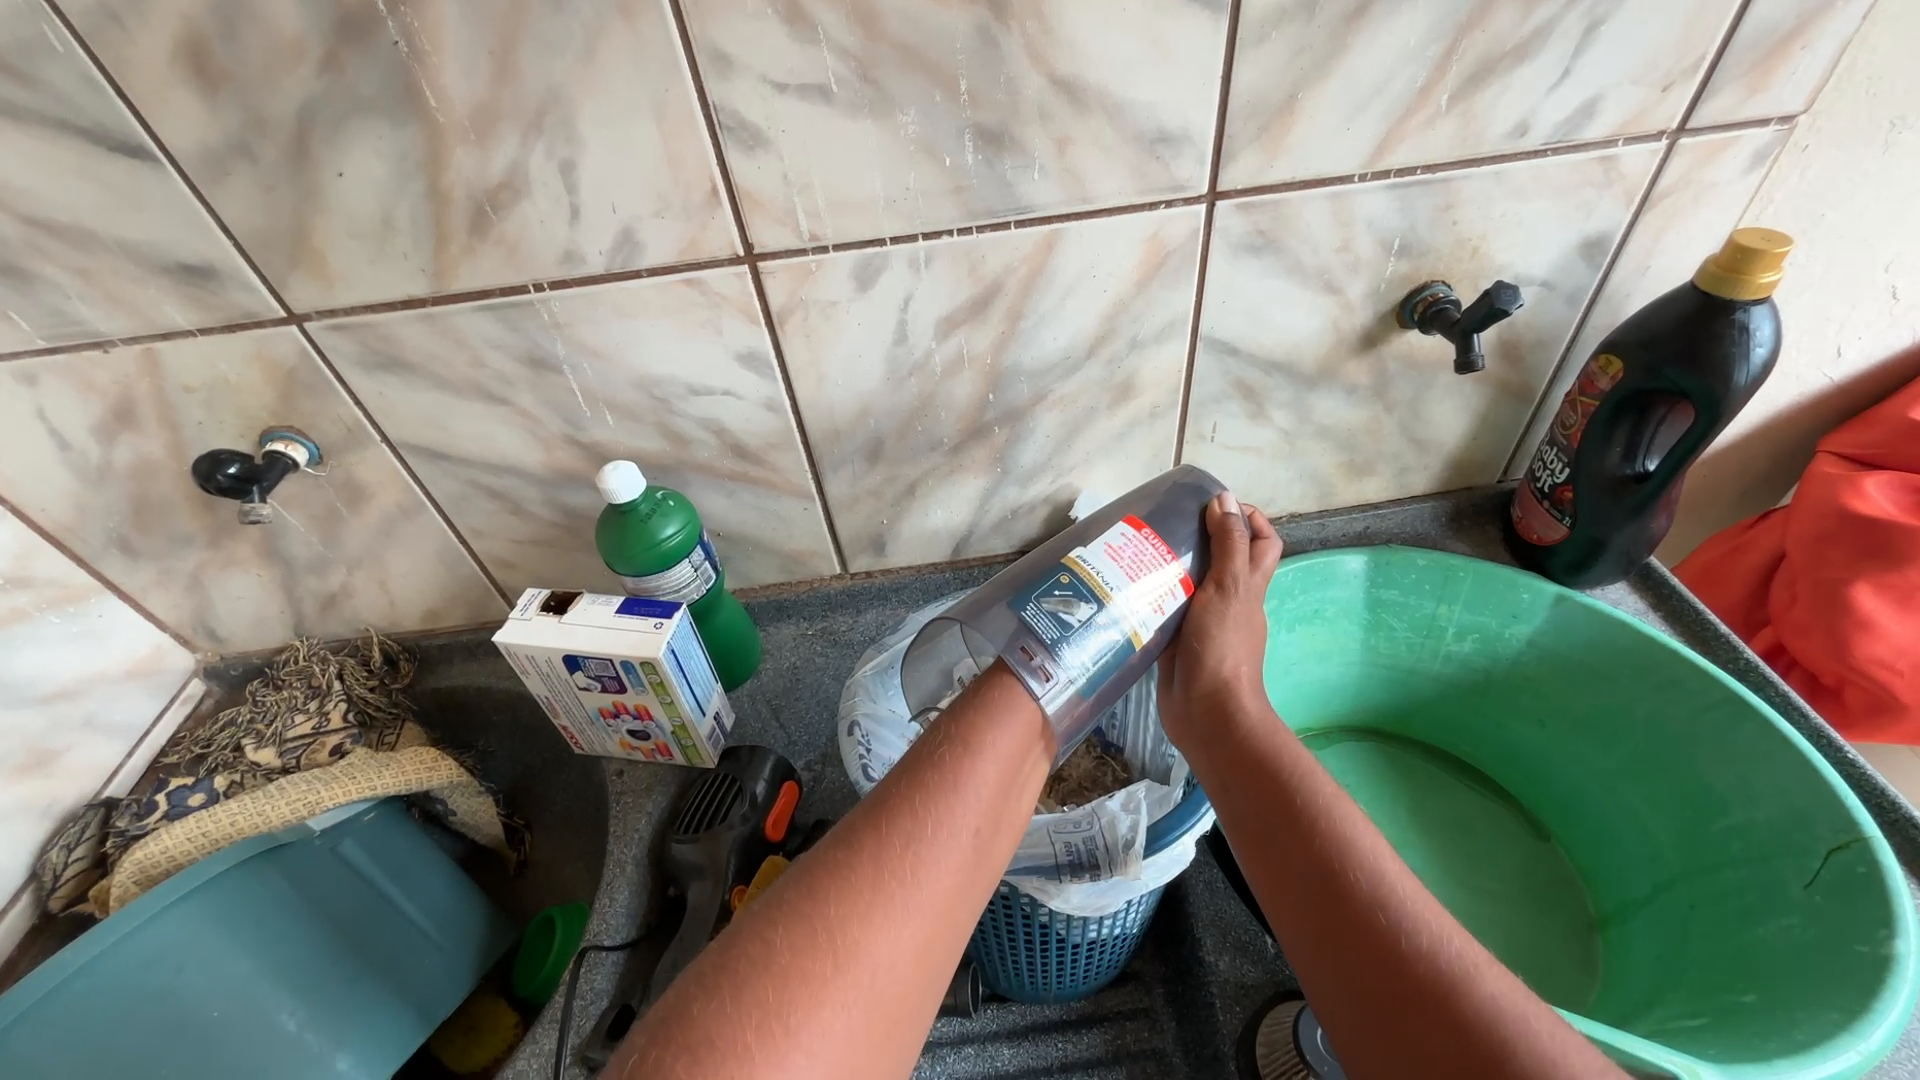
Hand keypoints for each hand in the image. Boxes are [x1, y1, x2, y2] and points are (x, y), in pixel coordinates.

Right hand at [1157, 492, 1282, 748]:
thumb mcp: (1230, 587)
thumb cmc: (1223, 646)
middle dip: (1200, 536)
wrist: (1206, 711)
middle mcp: (1229, 600)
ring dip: (1170, 566)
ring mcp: (1202, 622)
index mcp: (1249, 585)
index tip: (1214, 505)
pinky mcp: (1176, 640)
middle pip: (1223, 559)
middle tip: (1166, 523)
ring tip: (1138, 548)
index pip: (1262, 541)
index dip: (1248, 518)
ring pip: (1190, 584)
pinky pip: (1164, 611)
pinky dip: (1150, 597)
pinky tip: (1125, 586)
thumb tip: (1224, 499)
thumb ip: (1228, 545)